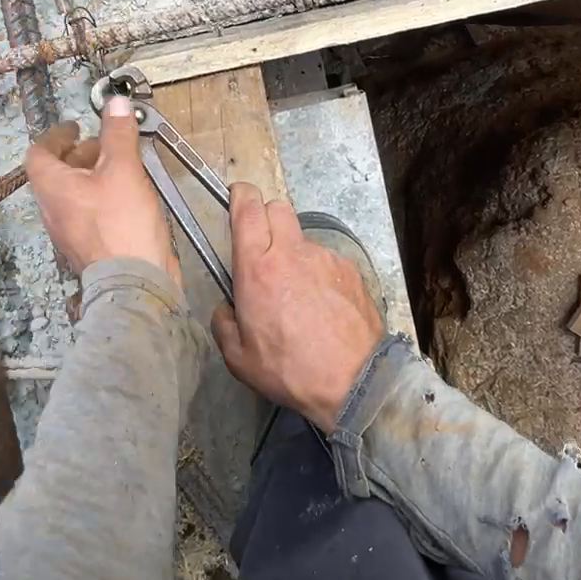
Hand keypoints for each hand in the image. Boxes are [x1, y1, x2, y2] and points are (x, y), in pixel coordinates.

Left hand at [24, 94, 177, 284]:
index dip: (55, 136)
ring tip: (120, 166)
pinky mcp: (89, 247)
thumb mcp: (123, 169)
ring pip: (73, 194)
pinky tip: (128, 195)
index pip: (38, 154)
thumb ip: (118, 134)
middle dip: (79, 154)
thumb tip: (116, 103)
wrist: (135, 283)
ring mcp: (70, 233)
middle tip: (103, 144)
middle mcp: (54, 210)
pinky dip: (101, 196)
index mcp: (52, 188)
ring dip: (91, 175)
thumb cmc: (121, 223)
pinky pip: (87, 212)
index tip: (74, 126)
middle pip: (56, 174)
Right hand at [210, 185, 384, 431]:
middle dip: (265, 216)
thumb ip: (224, 325)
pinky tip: (322, 305)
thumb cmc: (291, 371)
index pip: (247, 208)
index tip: (237, 200)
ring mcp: (324, 258)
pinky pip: (325, 259)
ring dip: (293, 251)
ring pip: (302, 236)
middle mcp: (291, 253)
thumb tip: (228, 310)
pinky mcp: (350, 270)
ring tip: (297, 291)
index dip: (240, 196)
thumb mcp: (239, 359)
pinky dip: (318, 273)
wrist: (356, 383)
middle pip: (277, 207)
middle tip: (261, 245)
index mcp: (258, 268)